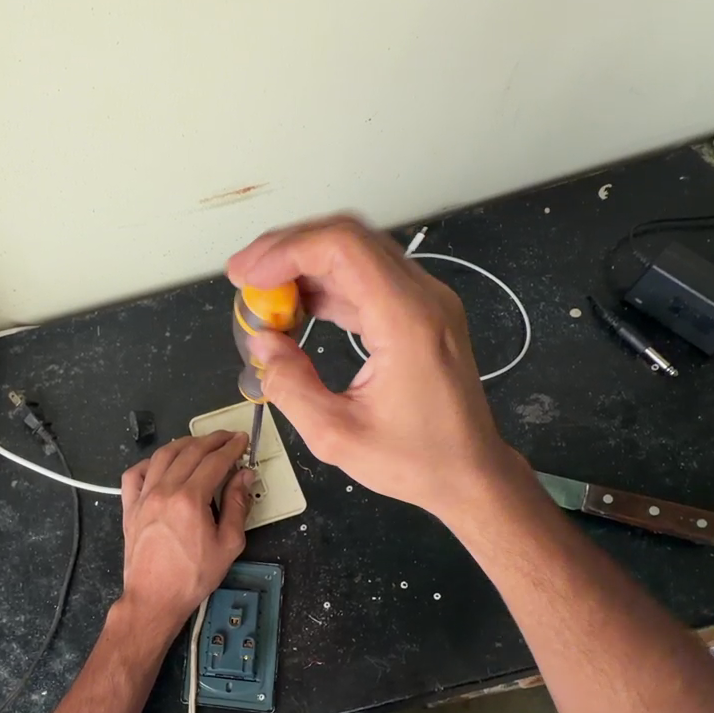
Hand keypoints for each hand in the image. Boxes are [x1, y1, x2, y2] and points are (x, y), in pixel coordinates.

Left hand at [118, 432, 251, 626]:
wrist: (154, 598)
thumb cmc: (193, 577)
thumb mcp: (228, 544)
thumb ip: (237, 505)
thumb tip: (244, 476)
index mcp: (189, 499)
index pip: (214, 461)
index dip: (231, 448)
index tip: (242, 440)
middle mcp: (164, 491)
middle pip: (190, 452)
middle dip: (212, 440)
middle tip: (227, 438)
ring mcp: (143, 497)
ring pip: (162, 456)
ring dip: (184, 444)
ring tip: (200, 444)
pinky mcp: (129, 507)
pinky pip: (134, 474)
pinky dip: (149, 462)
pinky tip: (162, 464)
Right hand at [226, 216, 522, 523]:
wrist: (471, 472)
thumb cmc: (414, 461)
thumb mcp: (335, 435)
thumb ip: (290, 385)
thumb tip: (262, 344)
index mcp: (406, 320)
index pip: (342, 248)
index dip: (285, 251)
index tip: (245, 277)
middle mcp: (421, 297)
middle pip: (348, 239)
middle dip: (287, 250)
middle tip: (242, 278)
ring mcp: (424, 302)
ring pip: (356, 255)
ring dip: (304, 266)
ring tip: (261, 295)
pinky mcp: (419, 314)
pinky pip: (367, 280)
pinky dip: (326, 286)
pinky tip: (295, 310)